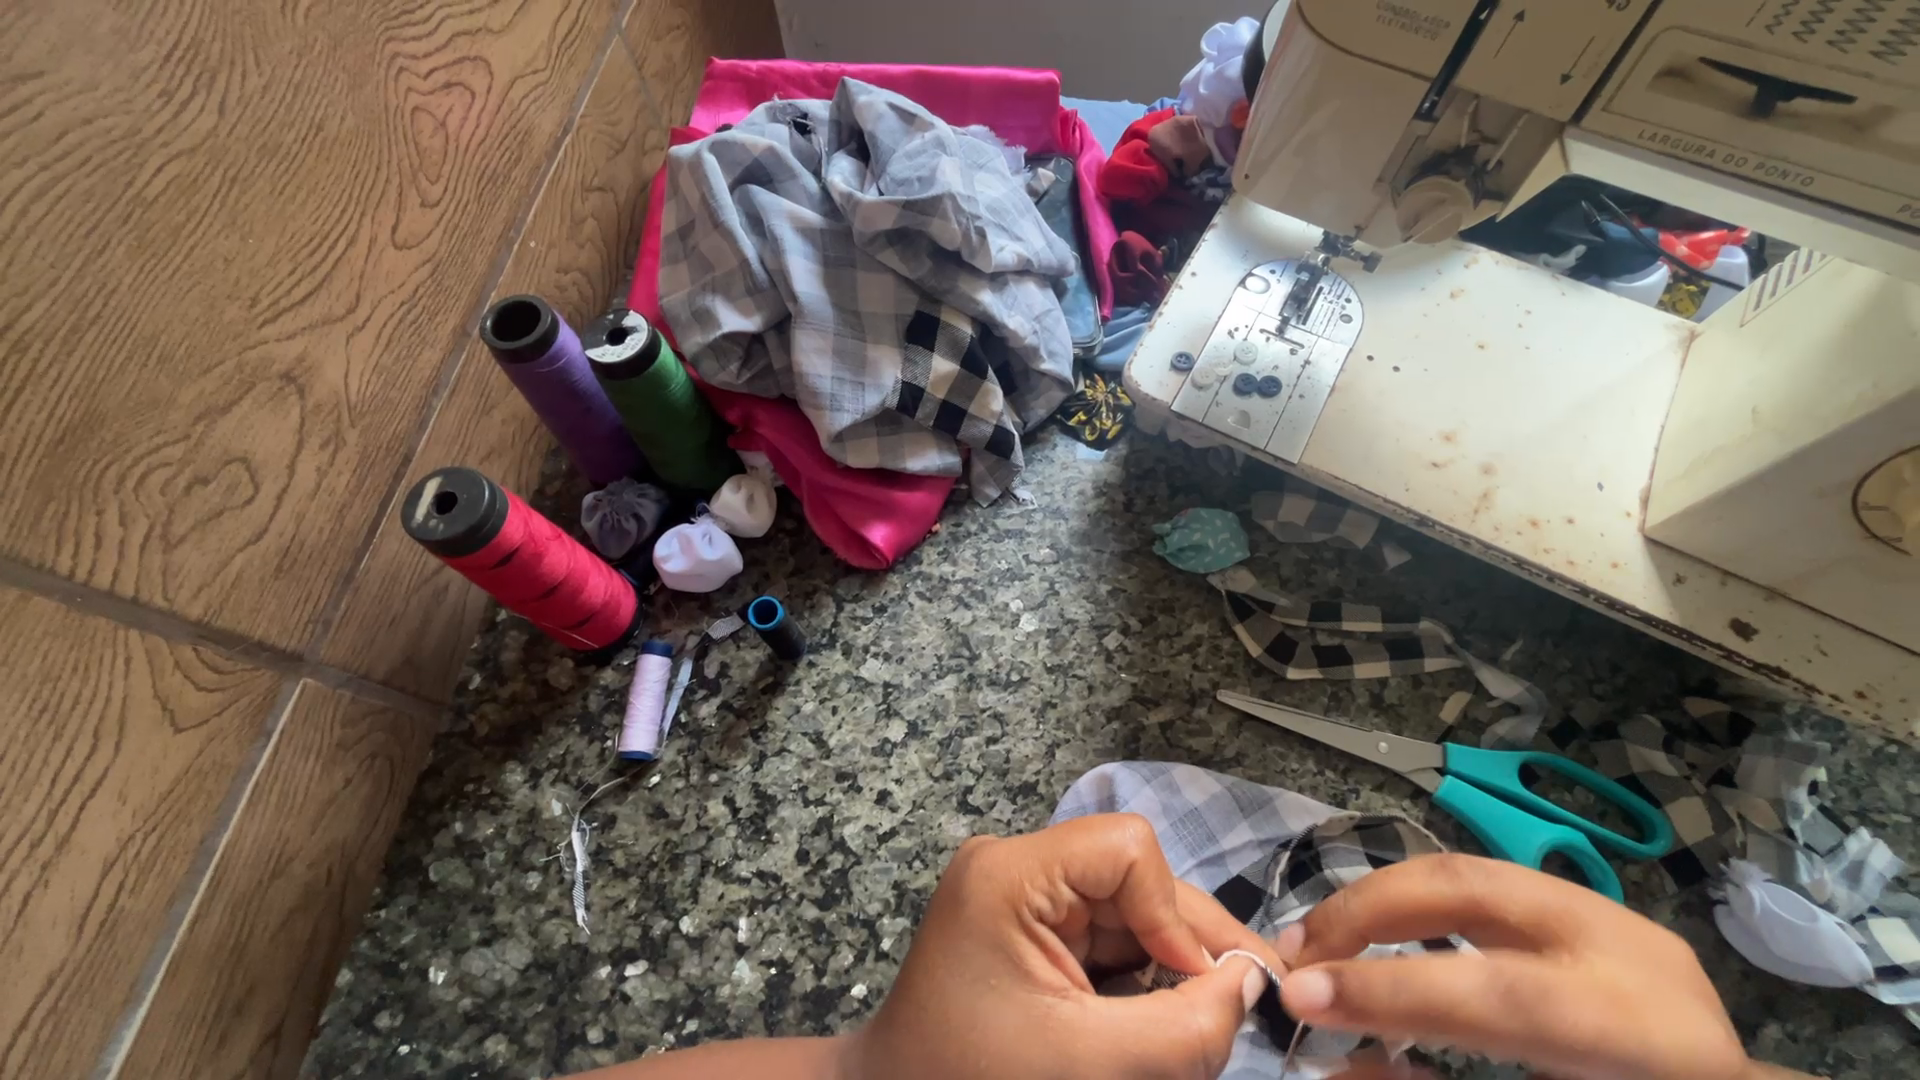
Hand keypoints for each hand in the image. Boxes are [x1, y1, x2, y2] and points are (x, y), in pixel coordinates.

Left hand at [847, 813, 1282, 1079]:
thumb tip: (1248, 984)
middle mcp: (1016, 866)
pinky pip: (1107, 934)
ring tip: (1208, 1020)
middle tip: (1248, 1004)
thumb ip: (1181, 1029)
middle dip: (1188, 943)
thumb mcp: (1085, 1065)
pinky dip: (1142, 976)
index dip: (1175, 913)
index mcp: (1009, 875)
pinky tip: (1163, 1016)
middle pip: (1133, 877)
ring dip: (1171, 965)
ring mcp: (1022, 892)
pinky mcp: (1030, 923)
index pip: (1124, 847)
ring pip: (1129, 908)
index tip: (1202, 988)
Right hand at [1274, 854, 1761, 1079]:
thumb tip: (1331, 1069)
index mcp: (1648, 1034)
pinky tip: (1367, 927)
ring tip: (1315, 936)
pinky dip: (1405, 900)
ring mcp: (1606, 915)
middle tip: (1294, 952)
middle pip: (1471, 891)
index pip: (1503, 998)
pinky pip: (1470, 883)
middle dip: (1367, 913)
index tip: (1300, 998)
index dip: (1393, 992)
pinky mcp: (1578, 905)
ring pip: (1463, 868)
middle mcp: (1629, 951)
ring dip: (1373, 897)